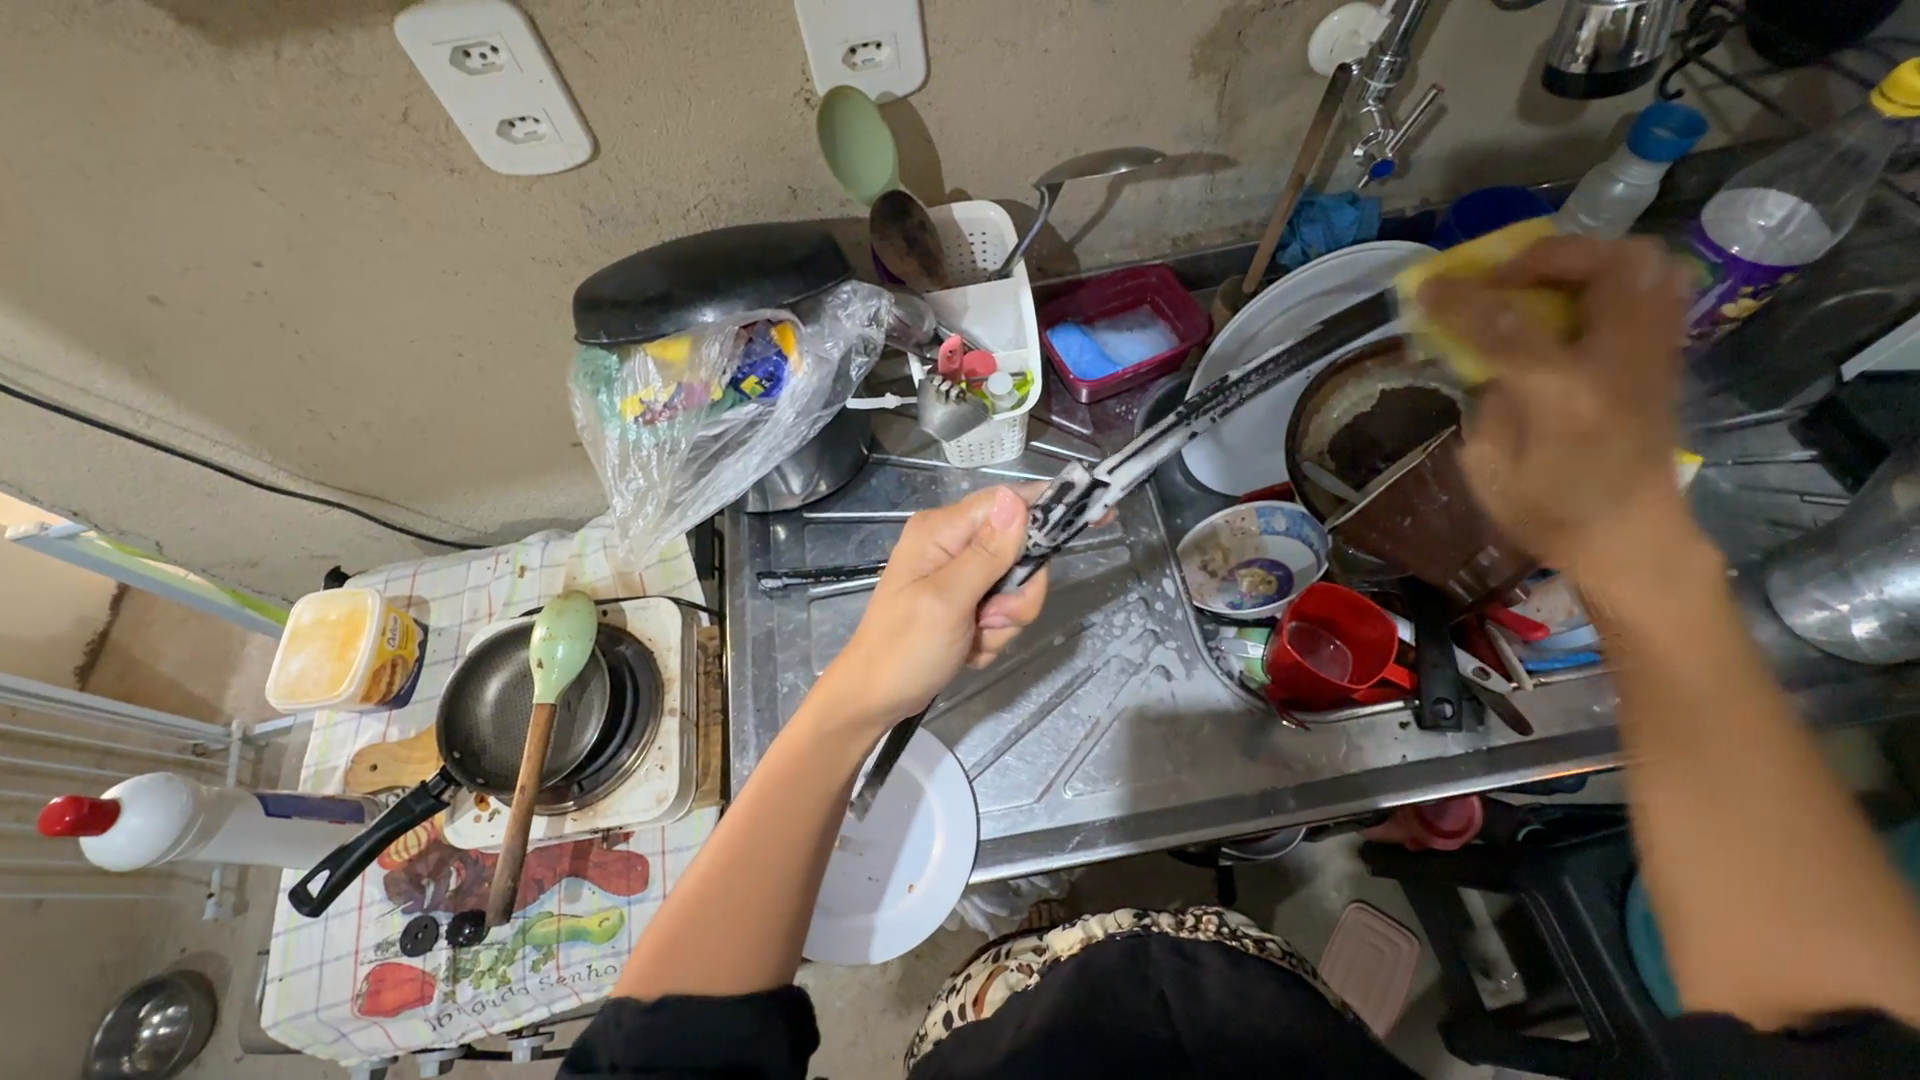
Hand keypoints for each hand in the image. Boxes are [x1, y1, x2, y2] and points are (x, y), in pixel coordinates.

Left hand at [812, 485, 1048, 732]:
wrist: (875, 700)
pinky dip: (992, 637)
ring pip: (1017, 588)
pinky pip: (1003, 613)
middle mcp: (952, 545)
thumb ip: (986, 553)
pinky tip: (967, 650)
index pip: (1007, 502)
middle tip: (992, 618)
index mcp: (941, 531)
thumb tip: (1016, 498)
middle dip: (1018, 593)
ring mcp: (959, 577)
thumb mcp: (947, 601)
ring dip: (1004, 622)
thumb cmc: (903, 649)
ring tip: (973, 638)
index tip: (1099, 515)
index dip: (1050, 508)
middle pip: (1020, 551)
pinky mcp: (965, 605)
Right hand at [1418, 235, 1693, 570]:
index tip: (1426, 289)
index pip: (1505, 323)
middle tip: (1503, 278)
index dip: (1460, 300)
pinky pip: (1654, 289)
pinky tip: (1574, 304)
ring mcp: (1652, 354)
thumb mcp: (1490, 467)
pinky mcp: (1664, 358)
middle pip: (1604, 266)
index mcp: (1564, 393)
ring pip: (1643, 265)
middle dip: (1546, 257)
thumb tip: (1488, 361)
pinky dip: (1612, 279)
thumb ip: (1487, 402)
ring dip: (1587, 259)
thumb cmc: (1550, 514)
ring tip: (1541, 281)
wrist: (1631, 539)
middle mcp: (1619, 359)